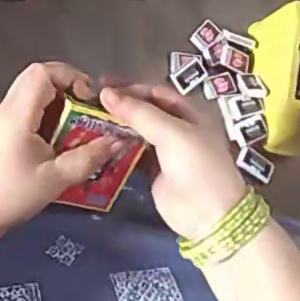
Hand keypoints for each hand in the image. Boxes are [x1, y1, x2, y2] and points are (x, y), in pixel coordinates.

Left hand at [0, 63, 126, 237]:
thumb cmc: (10, 195)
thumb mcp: (55, 179)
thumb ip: (89, 157)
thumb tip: (119, 141)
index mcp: (18, 114)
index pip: (42, 72)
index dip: (70, 77)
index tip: (89, 101)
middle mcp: (8, 109)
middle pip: (37, 77)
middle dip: (68, 88)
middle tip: (87, 111)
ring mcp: (2, 120)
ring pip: (33, 93)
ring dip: (59, 103)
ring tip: (78, 127)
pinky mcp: (2, 132)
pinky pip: (28, 110)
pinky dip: (48, 116)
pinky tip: (61, 140)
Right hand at [98, 84, 249, 239]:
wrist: (208, 214)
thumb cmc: (195, 164)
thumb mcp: (170, 132)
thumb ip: (138, 112)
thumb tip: (106, 93)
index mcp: (189, 112)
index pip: (155, 92)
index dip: (131, 88)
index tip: (103, 86)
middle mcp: (178, 128)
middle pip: (146, 110)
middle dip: (122, 105)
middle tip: (92, 102)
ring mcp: (166, 150)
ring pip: (138, 131)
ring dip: (118, 125)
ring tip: (90, 119)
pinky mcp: (155, 170)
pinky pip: (134, 152)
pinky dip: (119, 146)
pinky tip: (100, 142)